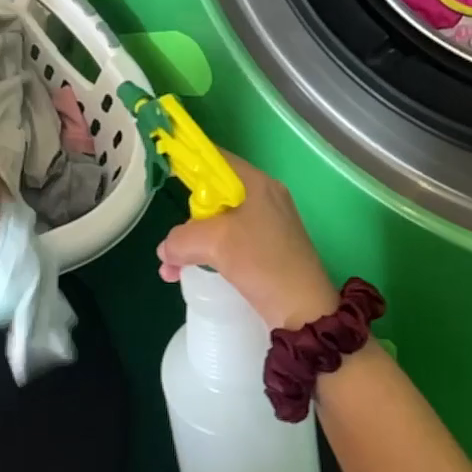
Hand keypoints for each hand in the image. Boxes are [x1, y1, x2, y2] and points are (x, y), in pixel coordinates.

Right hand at [157, 152, 338, 328]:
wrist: (305, 312)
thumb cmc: (262, 263)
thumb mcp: (216, 243)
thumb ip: (182, 239)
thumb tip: (166, 250)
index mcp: (256, 183)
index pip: (216, 159)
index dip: (189, 164)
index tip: (167, 178)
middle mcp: (264, 197)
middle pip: (214, 194)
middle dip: (188, 219)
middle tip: (176, 243)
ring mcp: (268, 224)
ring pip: (219, 222)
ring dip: (193, 243)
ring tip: (173, 269)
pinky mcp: (268, 249)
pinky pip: (230, 241)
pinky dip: (209, 254)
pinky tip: (190, 273)